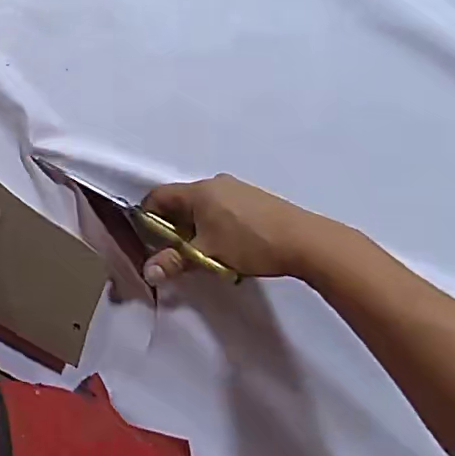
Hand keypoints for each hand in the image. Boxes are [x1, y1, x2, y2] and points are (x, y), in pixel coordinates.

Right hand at [139, 174, 352, 284]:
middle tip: (177, 252)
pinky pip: (221, 208)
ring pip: (202, 206)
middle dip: (173, 227)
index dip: (148, 218)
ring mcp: (237, 189)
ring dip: (196, 227)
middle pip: (179, 202)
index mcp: (197, 191)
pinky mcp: (254, 199)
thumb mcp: (207, 255)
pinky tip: (228, 245)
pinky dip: (215, 224)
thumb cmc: (249, 243)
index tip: (151, 242)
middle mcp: (214, 184)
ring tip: (206, 252)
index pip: (157, 197)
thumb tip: (148, 272)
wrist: (306, 242)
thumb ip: (174, 262)